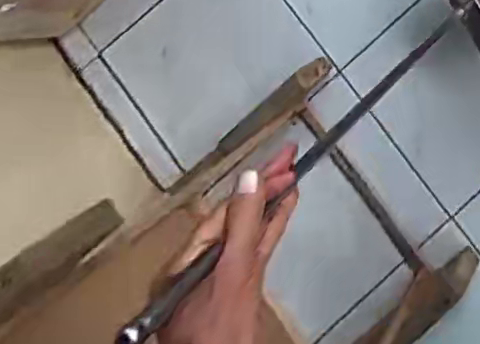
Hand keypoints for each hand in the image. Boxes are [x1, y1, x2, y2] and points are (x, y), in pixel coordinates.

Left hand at [158, 144, 299, 343]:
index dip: (255, 183)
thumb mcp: (234, 273)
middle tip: (292, 153)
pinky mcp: (237, 286)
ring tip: (292, 172)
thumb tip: (250, 175)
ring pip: (248, 227)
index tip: (284, 159)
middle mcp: (200, 265)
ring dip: (271, 199)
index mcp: (187, 262)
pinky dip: (272, 223)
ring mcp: (219, 276)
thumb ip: (243, 224)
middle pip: (236, 215)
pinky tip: (286, 206)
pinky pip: (256, 245)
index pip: (226, 211)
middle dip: (264, 184)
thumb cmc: (219, 331)